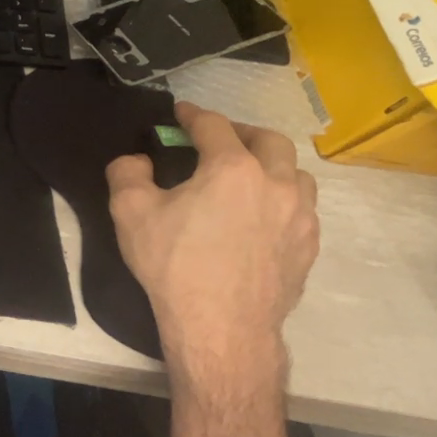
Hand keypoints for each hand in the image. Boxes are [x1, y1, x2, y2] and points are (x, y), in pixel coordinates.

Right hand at [107, 103, 320, 388]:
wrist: (220, 323)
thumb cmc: (172, 262)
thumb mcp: (129, 211)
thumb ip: (128, 173)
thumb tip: (138, 161)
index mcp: (232, 169)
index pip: (214, 126)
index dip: (193, 115)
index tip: (180, 112)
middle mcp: (276, 183)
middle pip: (270, 140)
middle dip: (242, 132)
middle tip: (218, 138)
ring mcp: (300, 216)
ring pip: (295, 173)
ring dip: (271, 164)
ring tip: (246, 174)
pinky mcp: (308, 245)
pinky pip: (300, 207)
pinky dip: (280, 197)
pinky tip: (258, 214)